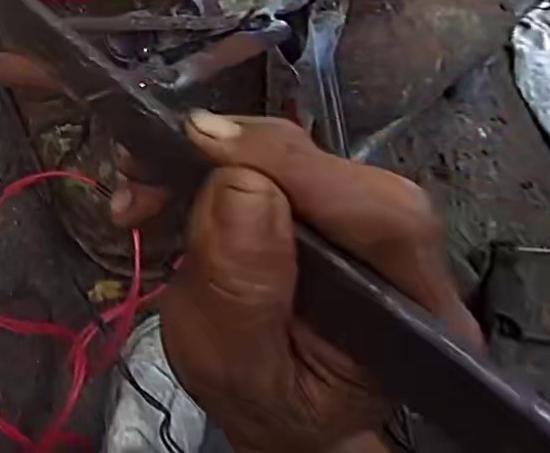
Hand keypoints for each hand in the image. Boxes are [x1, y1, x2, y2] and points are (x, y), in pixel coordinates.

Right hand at [109, 111, 481, 452]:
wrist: (262, 404)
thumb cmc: (255, 400)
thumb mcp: (232, 363)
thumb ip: (238, 286)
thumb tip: (240, 182)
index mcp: (406, 314)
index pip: (377, 213)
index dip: (293, 167)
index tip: (204, 144)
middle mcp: (396, 255)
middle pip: (328, 165)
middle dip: (229, 152)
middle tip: (149, 166)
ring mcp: (355, 220)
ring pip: (287, 149)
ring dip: (202, 153)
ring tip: (143, 183)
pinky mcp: (313, 198)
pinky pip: (261, 153)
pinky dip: (200, 156)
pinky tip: (161, 181)